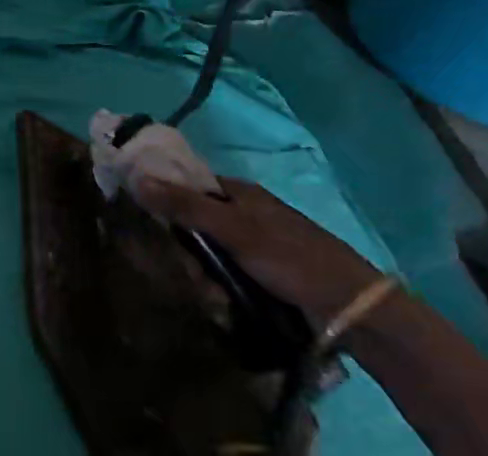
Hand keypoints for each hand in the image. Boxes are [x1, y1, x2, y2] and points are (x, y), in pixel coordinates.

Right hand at [132, 174, 383, 324]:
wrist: (350, 309)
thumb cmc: (291, 257)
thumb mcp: (234, 229)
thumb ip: (186, 205)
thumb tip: (136, 177)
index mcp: (240, 191)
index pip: (189, 185)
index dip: (166, 196)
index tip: (148, 218)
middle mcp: (246, 213)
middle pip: (197, 221)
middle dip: (186, 246)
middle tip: (183, 266)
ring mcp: (255, 245)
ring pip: (210, 251)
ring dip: (203, 271)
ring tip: (204, 291)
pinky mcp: (264, 274)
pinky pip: (227, 273)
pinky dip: (219, 286)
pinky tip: (219, 300)